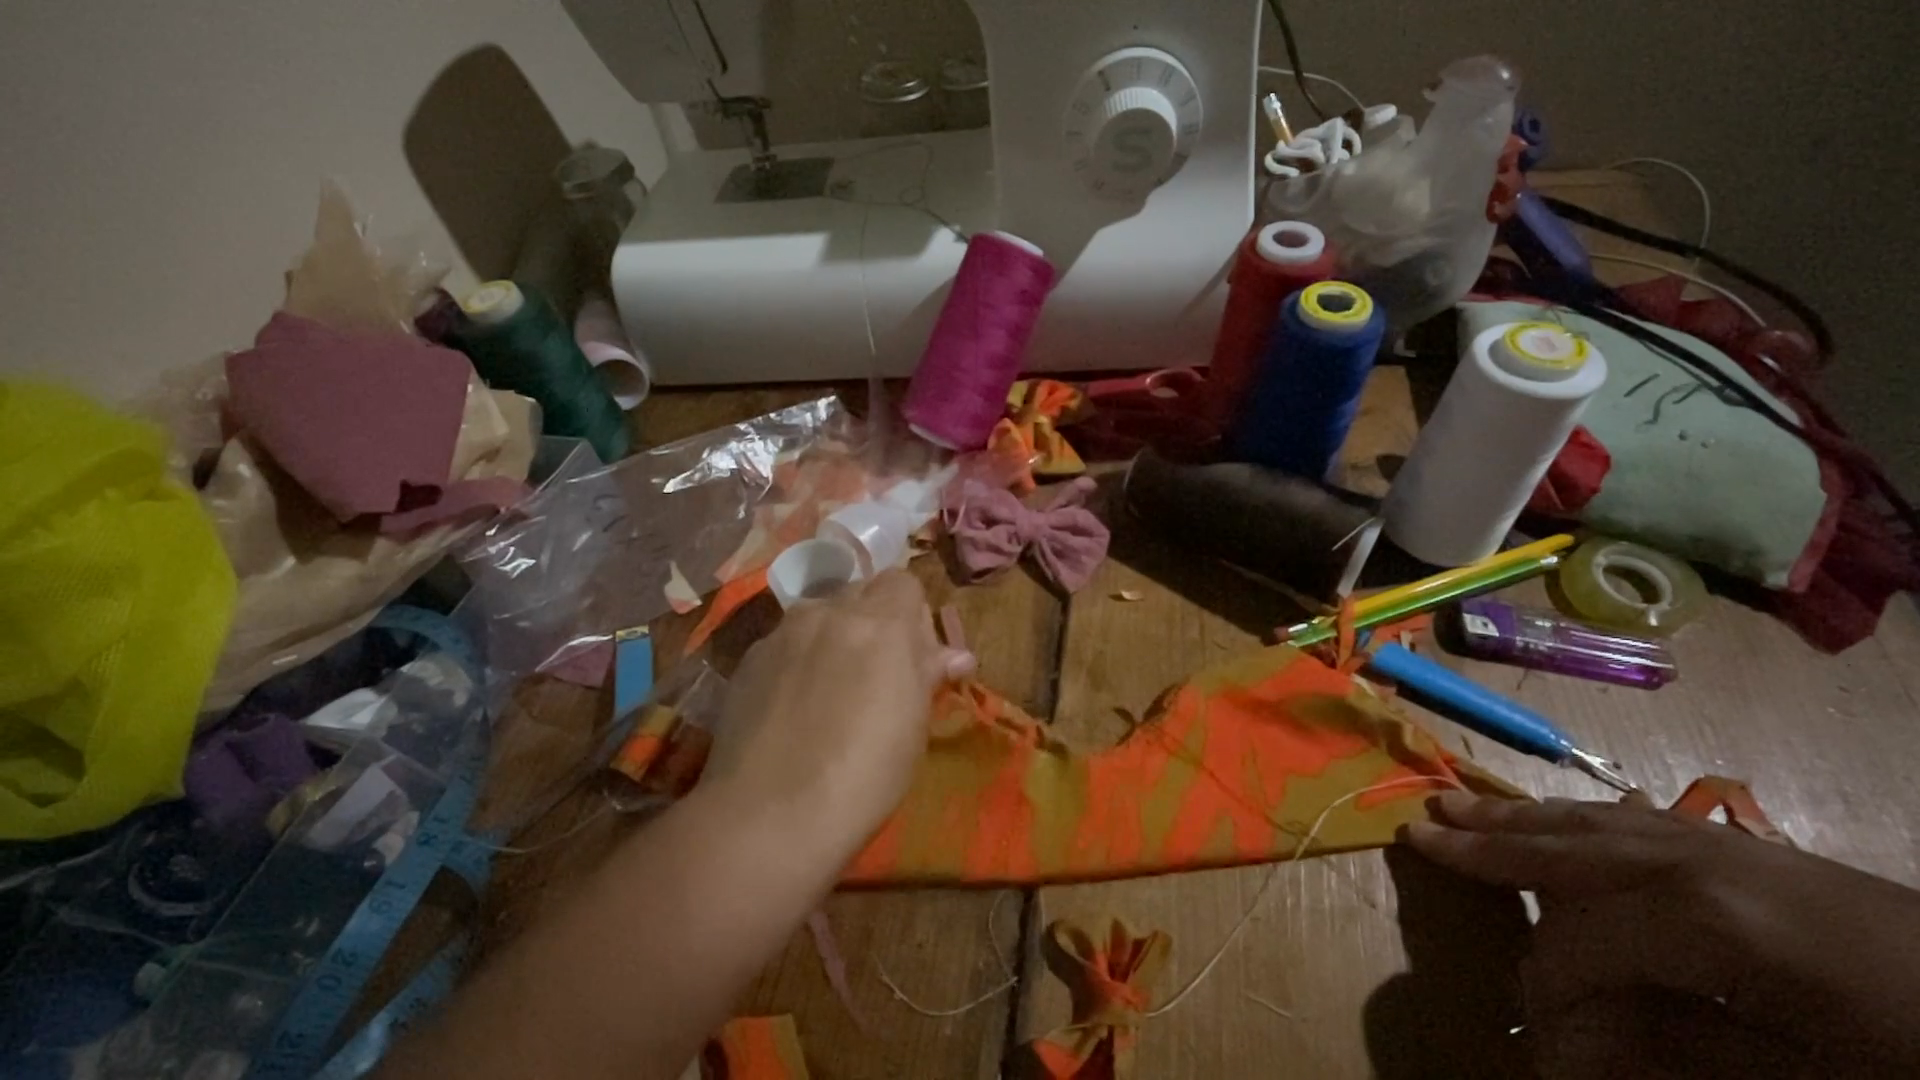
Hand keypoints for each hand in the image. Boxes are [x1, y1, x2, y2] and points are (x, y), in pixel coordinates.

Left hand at [698, 570, 973, 856]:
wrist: (769, 815)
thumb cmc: (864, 774)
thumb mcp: (914, 727)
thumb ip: (928, 675)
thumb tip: (956, 654)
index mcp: (881, 623)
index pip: (903, 581)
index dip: (913, 615)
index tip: (914, 659)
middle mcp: (827, 612)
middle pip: (859, 592)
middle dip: (873, 622)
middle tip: (877, 675)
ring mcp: (780, 634)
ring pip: (817, 616)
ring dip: (832, 639)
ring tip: (830, 693)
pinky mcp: (746, 661)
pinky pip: (784, 645)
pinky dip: (797, 663)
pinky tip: (792, 711)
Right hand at [1407, 791, 1919, 1077]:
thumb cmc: (1907, 1058)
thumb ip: (1669, 1047)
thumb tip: (1571, 1034)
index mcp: (1704, 921)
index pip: (1578, 938)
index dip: (1544, 981)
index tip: (1528, 1022)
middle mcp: (1702, 865)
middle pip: (1567, 848)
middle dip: (1489, 844)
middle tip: (1420, 827)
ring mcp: (1734, 849)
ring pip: (1598, 821)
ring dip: (1524, 816)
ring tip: (1463, 803)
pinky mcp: (1765, 853)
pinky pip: (1647, 820)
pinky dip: (1587, 815)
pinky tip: (1572, 815)